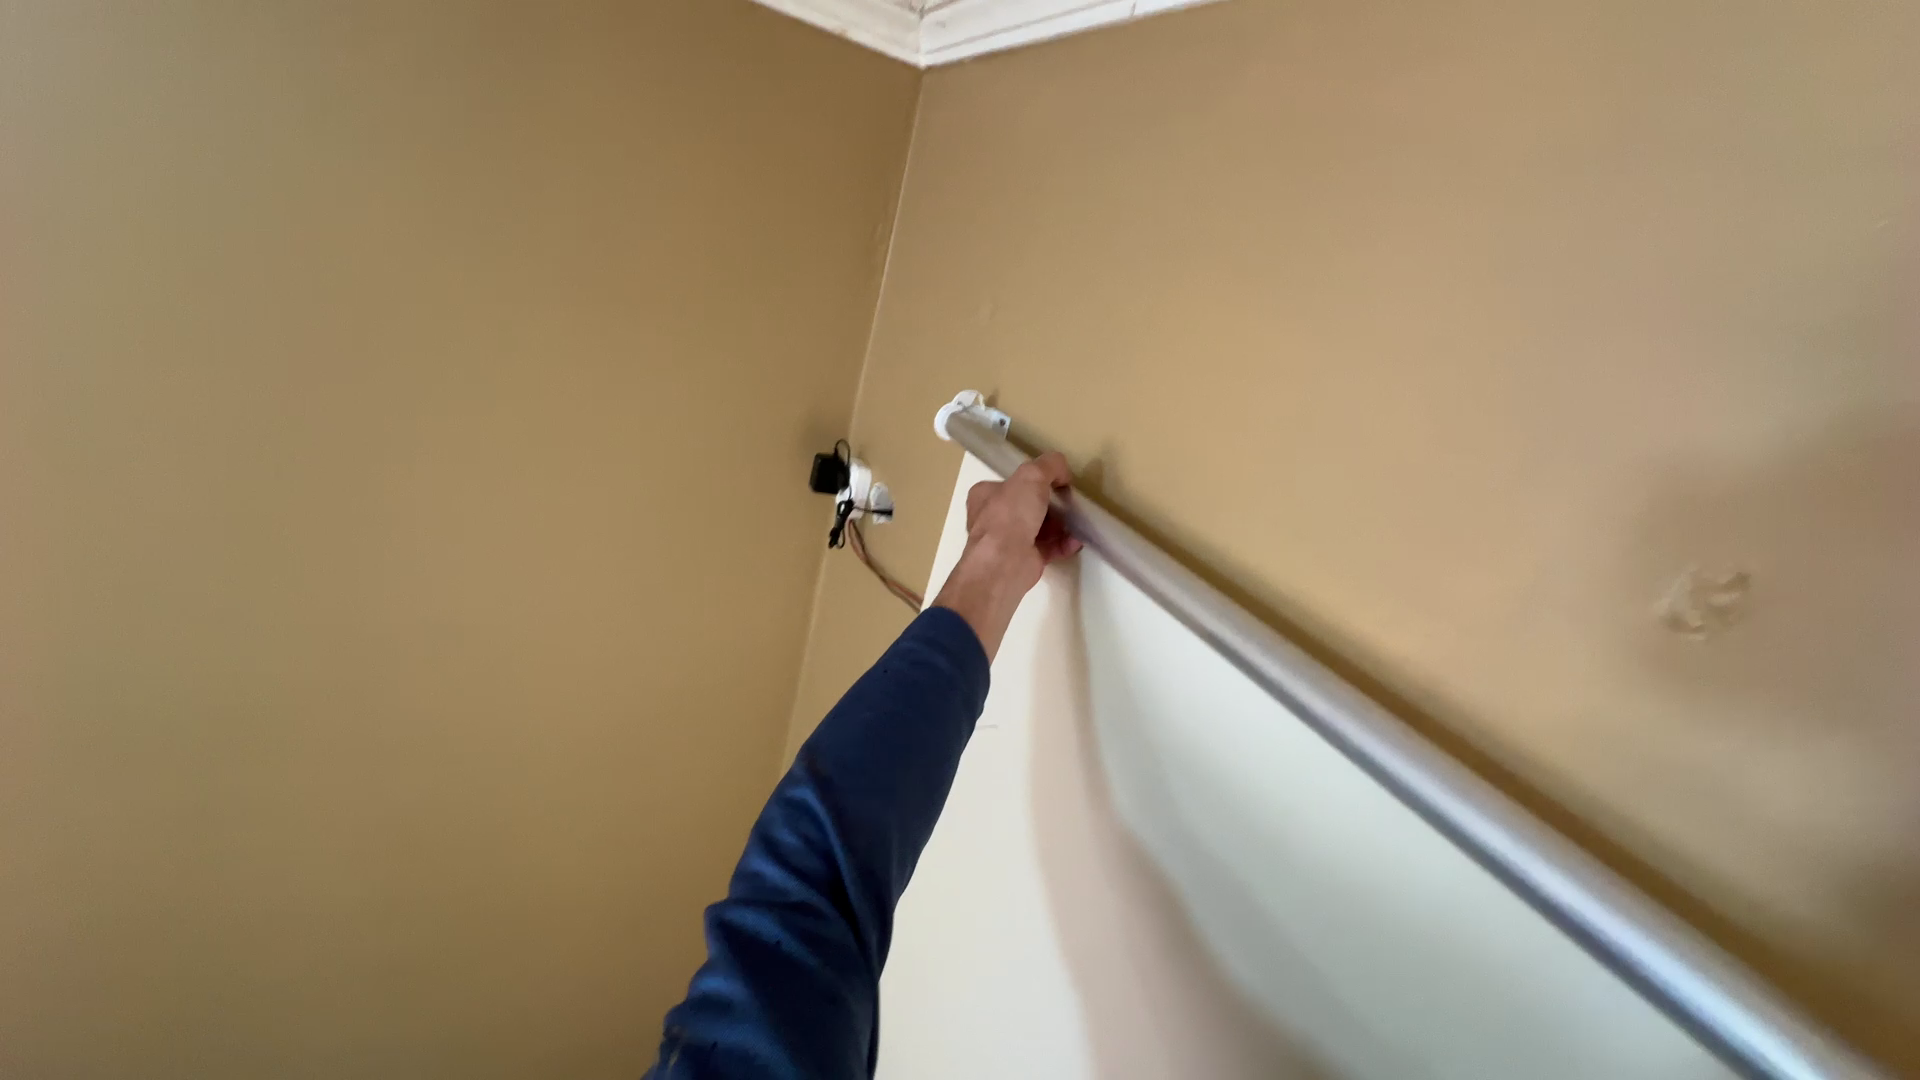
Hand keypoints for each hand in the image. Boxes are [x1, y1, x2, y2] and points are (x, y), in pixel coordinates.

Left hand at [932, 452, 1082, 659]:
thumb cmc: (1011, 513)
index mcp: (985, 495)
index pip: (1010, 483)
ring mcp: (1007, 541)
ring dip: (1061, 525)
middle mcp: (993, 518)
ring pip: (1039, 528)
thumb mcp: (1031, 475)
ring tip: (1078, 522)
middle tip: (1069, 503)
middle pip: (1027, 506)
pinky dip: (1063, 544)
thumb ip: (1049, 465)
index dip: (1033, 481)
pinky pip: (1047, 548)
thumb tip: (1062, 472)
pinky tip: (1076, 541)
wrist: (1005, 562)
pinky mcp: (1023, 560)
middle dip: (1051, 506)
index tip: (1055, 483)